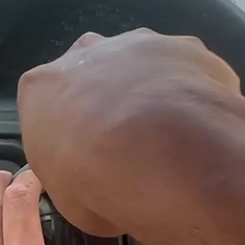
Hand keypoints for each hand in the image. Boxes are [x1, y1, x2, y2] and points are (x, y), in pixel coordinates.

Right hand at [17, 29, 240, 234]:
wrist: (164, 155)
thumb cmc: (98, 182)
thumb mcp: (68, 201)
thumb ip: (74, 178)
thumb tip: (96, 190)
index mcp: (41, 87)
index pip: (47, 103)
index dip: (71, 131)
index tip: (89, 157)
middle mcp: (84, 52)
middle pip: (93, 72)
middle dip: (109, 100)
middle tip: (131, 144)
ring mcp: (137, 43)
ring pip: (142, 65)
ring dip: (152, 92)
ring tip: (172, 136)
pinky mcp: (186, 45)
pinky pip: (187, 71)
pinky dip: (194, 94)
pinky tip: (203, 125)